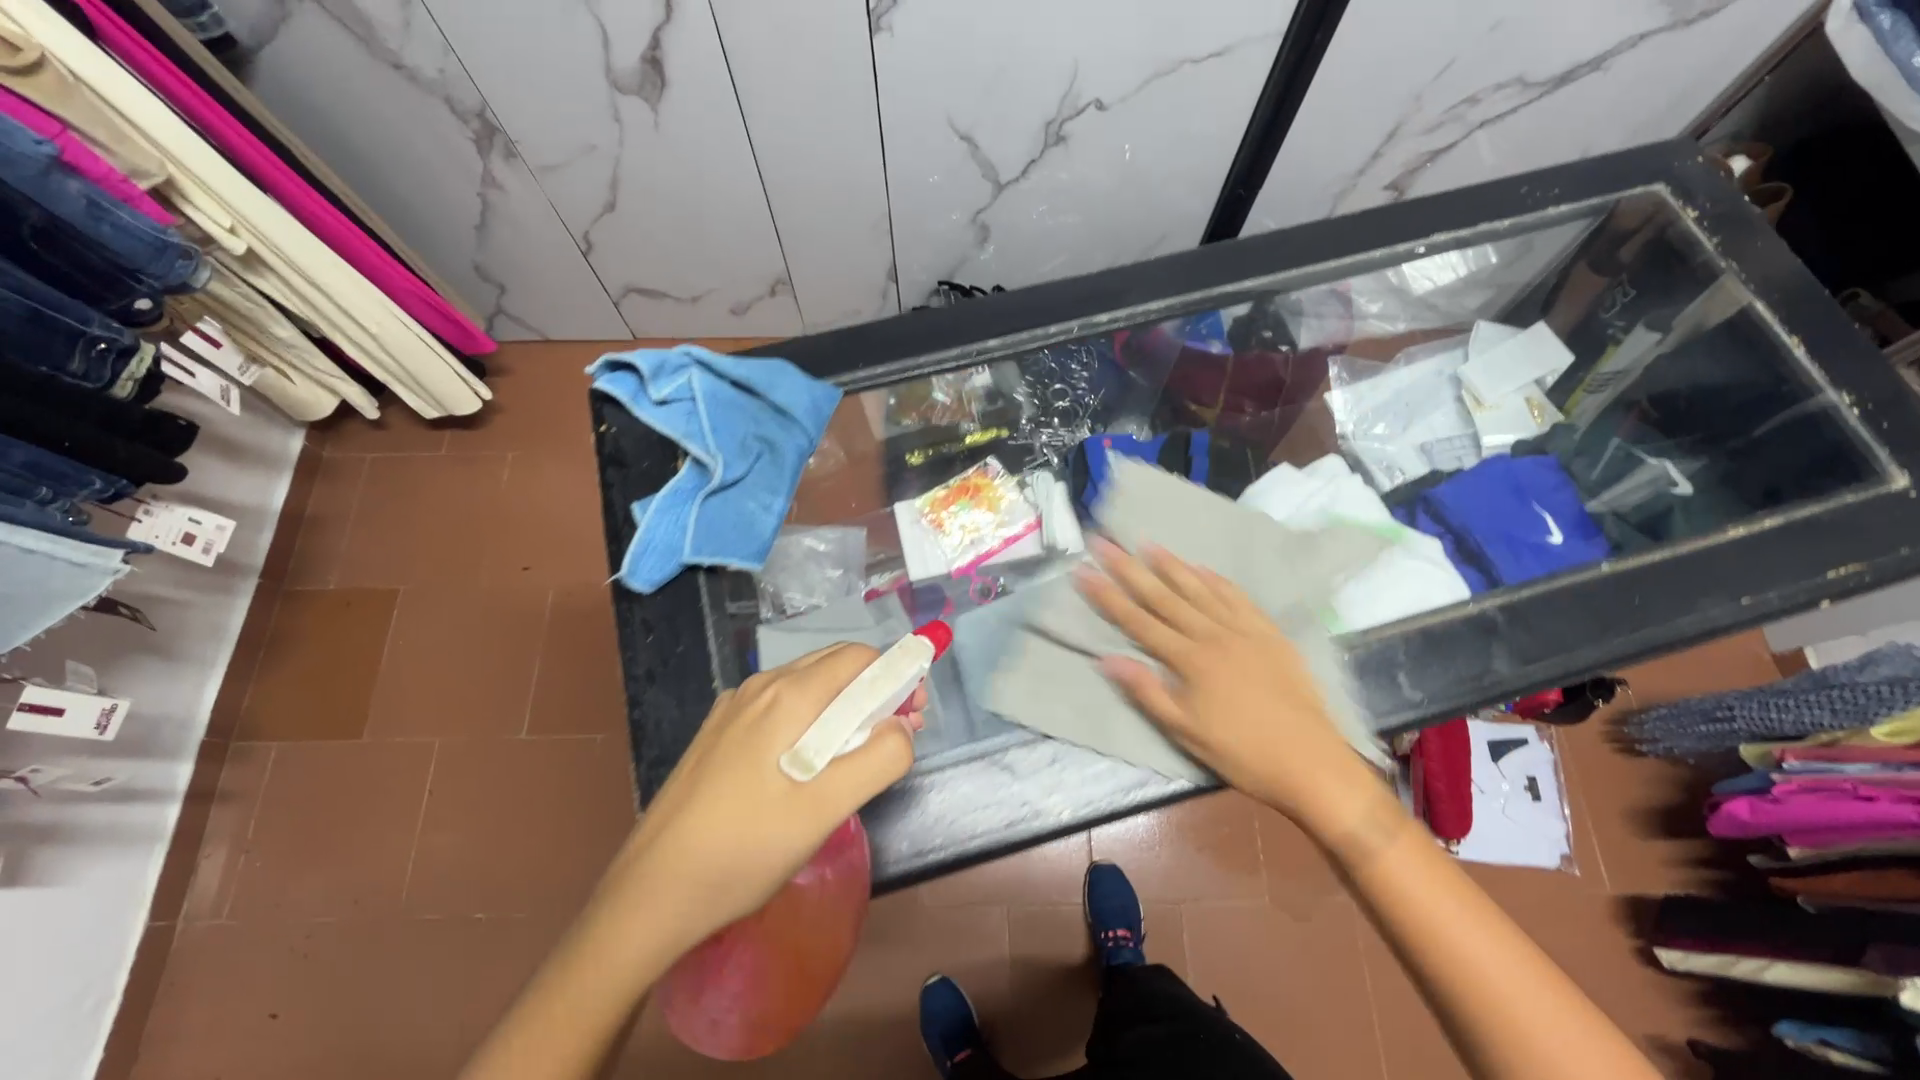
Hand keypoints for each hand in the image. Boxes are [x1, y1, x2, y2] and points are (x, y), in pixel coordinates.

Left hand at [600, 644, 919, 948]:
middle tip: (895, 742)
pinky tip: (811, 772)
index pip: (859, 658)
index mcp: (786, 697)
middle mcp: (758, 689)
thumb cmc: (745, 850)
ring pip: (807, 690)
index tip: (914, 720)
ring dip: (844, 712)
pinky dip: (812, 725)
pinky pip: (781, 712)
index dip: (896, 679)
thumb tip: (902, 726)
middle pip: (834, 668)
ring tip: (858, 762)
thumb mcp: (824, 810)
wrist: (653, 891)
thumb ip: (877, 760)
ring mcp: (733, 711)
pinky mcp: (720, 736)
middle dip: (874, 694)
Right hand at [1076, 538, 1375, 826]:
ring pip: (1200, 589)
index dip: (1107, 596)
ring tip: (1147, 544)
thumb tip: (1107, 658)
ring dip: (1172, 565)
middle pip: (1163, 596)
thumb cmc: (1240, 753)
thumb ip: (1147, 692)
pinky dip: (1216, 580)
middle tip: (1105, 543)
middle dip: (1130, 569)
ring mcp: (1244, 630)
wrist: (1309, 759)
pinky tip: (1202, 568)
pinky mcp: (1269, 633)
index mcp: (1189, 660)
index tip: (1083, 571)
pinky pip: (1237, 597)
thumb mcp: (1185, 732)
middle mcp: (1213, 635)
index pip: (1138, 621)